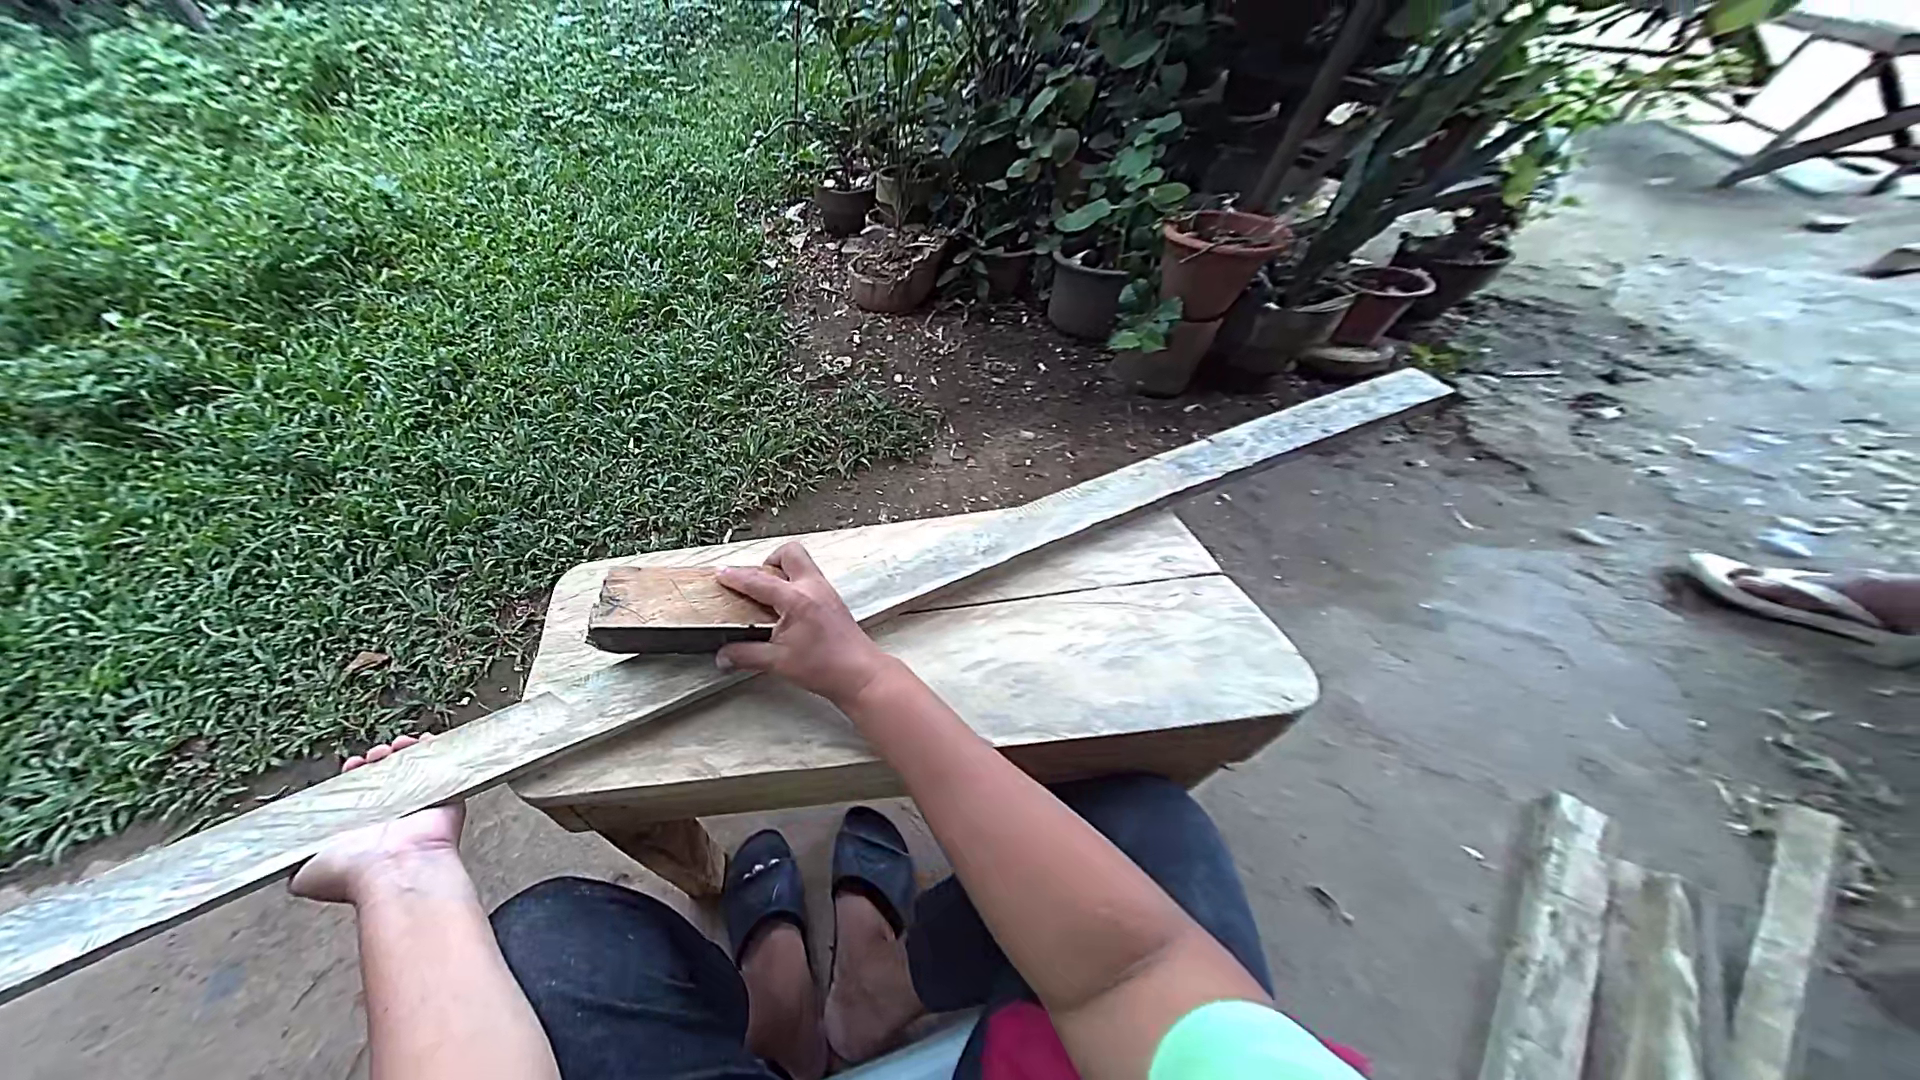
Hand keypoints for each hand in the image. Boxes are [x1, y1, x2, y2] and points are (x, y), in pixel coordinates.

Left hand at [290, 734, 466, 904]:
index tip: (353, 764)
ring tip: (399, 744)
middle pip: (386, 776)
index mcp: (360, 825)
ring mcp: (420, 803)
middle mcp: (391, 813)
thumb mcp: (304, 872)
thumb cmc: (354, 871)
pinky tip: (426, 739)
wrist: (398, 866)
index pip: (358, 791)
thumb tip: (279, 856)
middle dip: (380, 759)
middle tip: (377, 752)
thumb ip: (294, 860)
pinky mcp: (446, 795)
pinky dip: (437, 751)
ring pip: (413, 769)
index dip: (354, 774)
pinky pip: (443, 767)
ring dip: (406, 752)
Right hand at [716, 543, 892, 705]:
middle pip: (790, 553)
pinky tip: (786, 608)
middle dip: (767, 561)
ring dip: (782, 573)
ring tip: (768, 596)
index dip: (736, 577)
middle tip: (753, 581)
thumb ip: (745, 655)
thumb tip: (724, 654)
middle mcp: (814, 588)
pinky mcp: (833, 600)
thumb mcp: (777, 662)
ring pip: (802, 564)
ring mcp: (826, 591)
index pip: (758, 581)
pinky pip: (810, 579)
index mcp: (797, 599)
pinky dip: (794, 585)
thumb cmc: (827, 666)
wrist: (860, 674)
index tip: (721, 575)